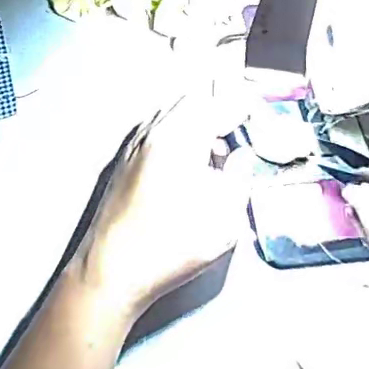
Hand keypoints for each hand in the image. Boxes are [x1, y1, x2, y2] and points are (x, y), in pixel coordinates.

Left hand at [67, 96, 244, 318]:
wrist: (112, 268)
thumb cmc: (172, 244)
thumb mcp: (225, 216)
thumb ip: (239, 177)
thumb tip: (241, 155)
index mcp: (178, 137)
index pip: (217, 104)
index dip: (242, 107)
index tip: (257, 115)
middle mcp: (152, 131)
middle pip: (191, 101)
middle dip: (218, 111)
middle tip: (237, 135)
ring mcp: (134, 143)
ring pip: (171, 114)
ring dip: (196, 123)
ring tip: (214, 155)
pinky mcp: (124, 159)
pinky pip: (157, 130)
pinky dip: (177, 135)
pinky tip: (186, 167)